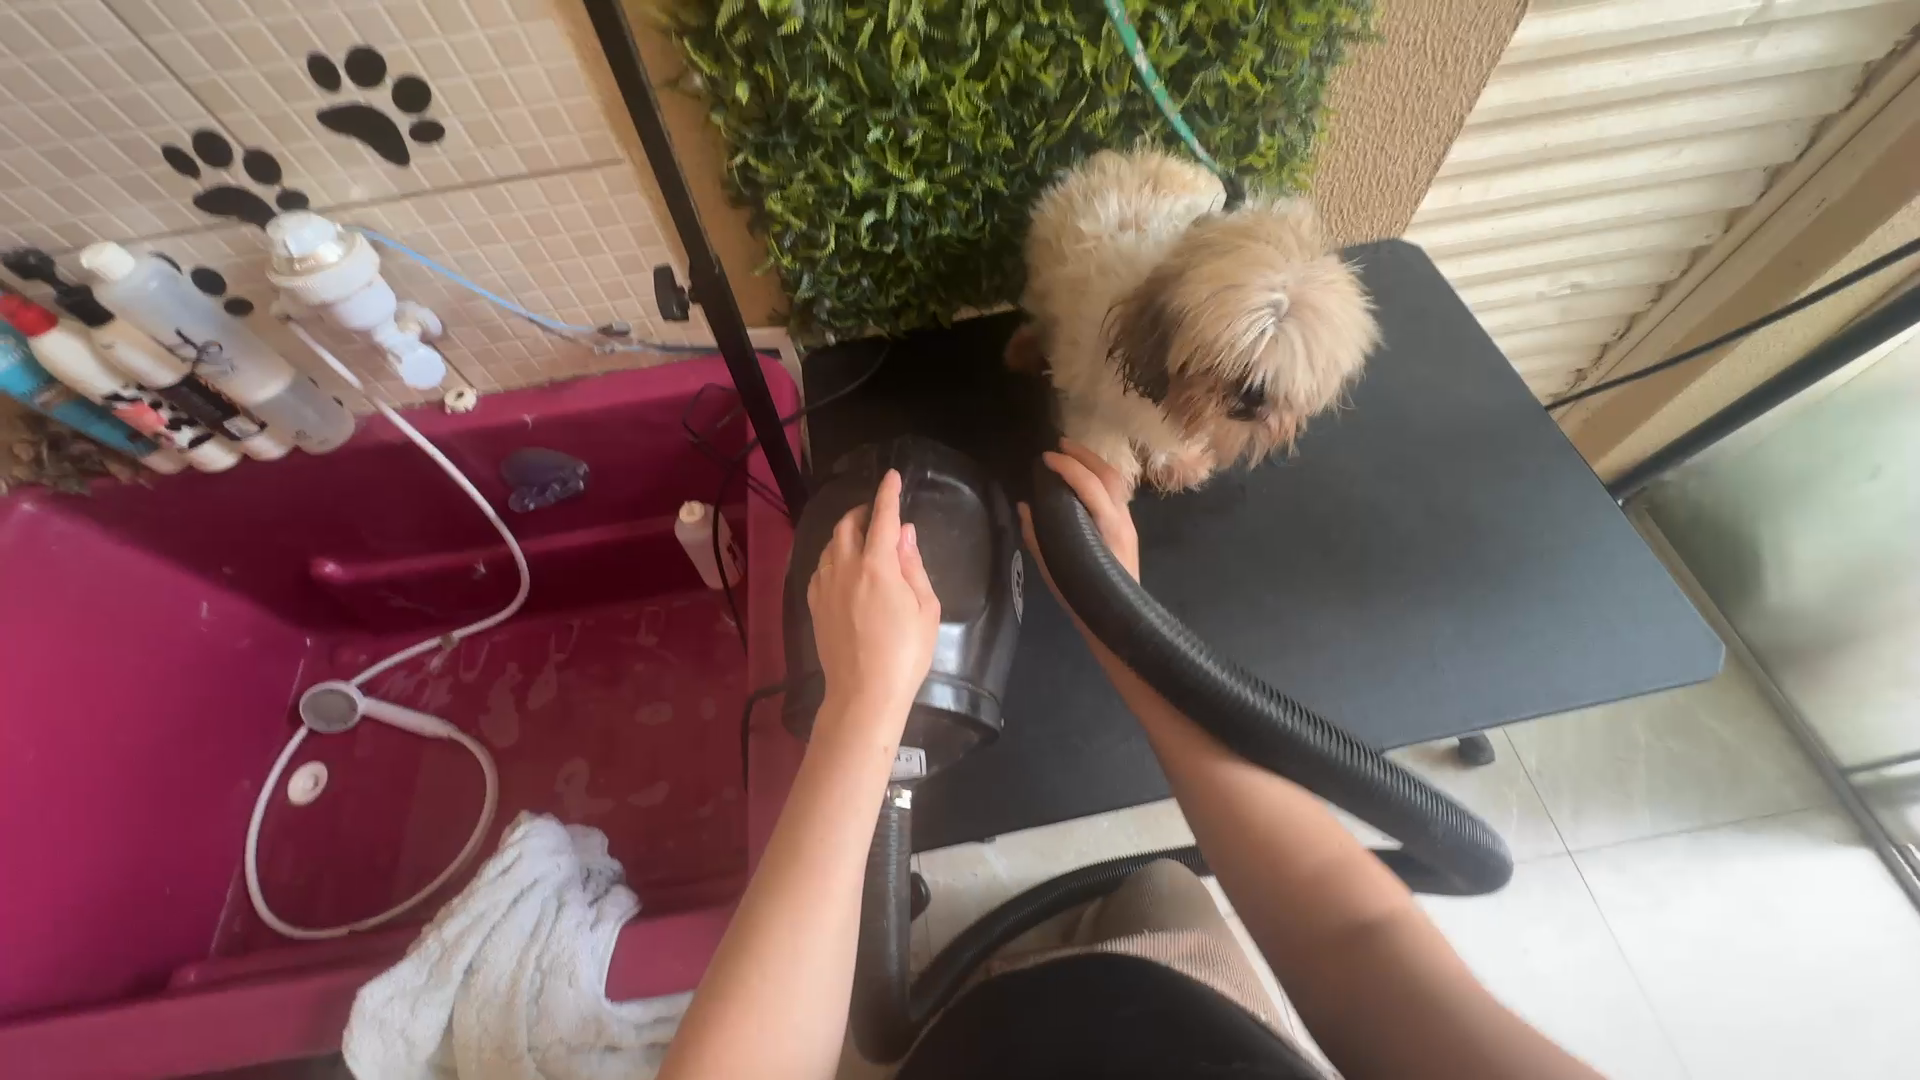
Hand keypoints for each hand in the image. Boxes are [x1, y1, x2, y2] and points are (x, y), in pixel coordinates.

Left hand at [807, 469, 941, 731]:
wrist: (864, 693)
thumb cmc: (906, 653)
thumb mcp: (925, 608)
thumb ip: (912, 565)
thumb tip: (904, 532)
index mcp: (877, 566)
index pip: (882, 517)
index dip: (888, 493)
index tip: (892, 476)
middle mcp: (845, 568)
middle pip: (847, 525)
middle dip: (863, 512)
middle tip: (878, 514)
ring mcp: (824, 586)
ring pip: (830, 545)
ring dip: (846, 534)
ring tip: (863, 540)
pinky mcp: (814, 605)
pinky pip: (820, 567)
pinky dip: (833, 556)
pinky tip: (844, 568)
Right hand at [1018, 438, 1140, 597]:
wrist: (1118, 620)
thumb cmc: (1084, 596)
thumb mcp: (1054, 568)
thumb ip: (1038, 536)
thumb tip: (1025, 507)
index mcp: (1107, 527)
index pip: (1089, 484)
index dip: (1067, 466)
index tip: (1045, 459)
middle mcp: (1122, 520)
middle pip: (1108, 474)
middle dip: (1084, 455)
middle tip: (1060, 444)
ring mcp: (1128, 523)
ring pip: (1116, 482)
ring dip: (1094, 463)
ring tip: (1072, 455)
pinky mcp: (1128, 529)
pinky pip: (1116, 493)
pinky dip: (1099, 479)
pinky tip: (1084, 480)